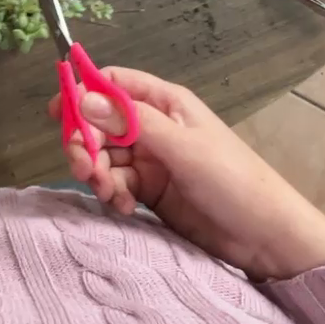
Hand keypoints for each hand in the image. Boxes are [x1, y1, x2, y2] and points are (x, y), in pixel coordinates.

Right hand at [50, 67, 324, 279]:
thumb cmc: (233, 181)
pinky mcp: (148, 190)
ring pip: (103, 156)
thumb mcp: (183, 148)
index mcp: (164, 104)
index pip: (112, 84)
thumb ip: (131, 123)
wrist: (267, 239)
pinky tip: (125, 207)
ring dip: (98, 174)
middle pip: (99, 123)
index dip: (82, 93)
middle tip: (84, 169)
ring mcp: (150, 160)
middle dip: (86, 144)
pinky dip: (112, 194)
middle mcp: (152, 127)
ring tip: (112, 194)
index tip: (58, 113)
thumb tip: (83, 99)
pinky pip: (114, 183)